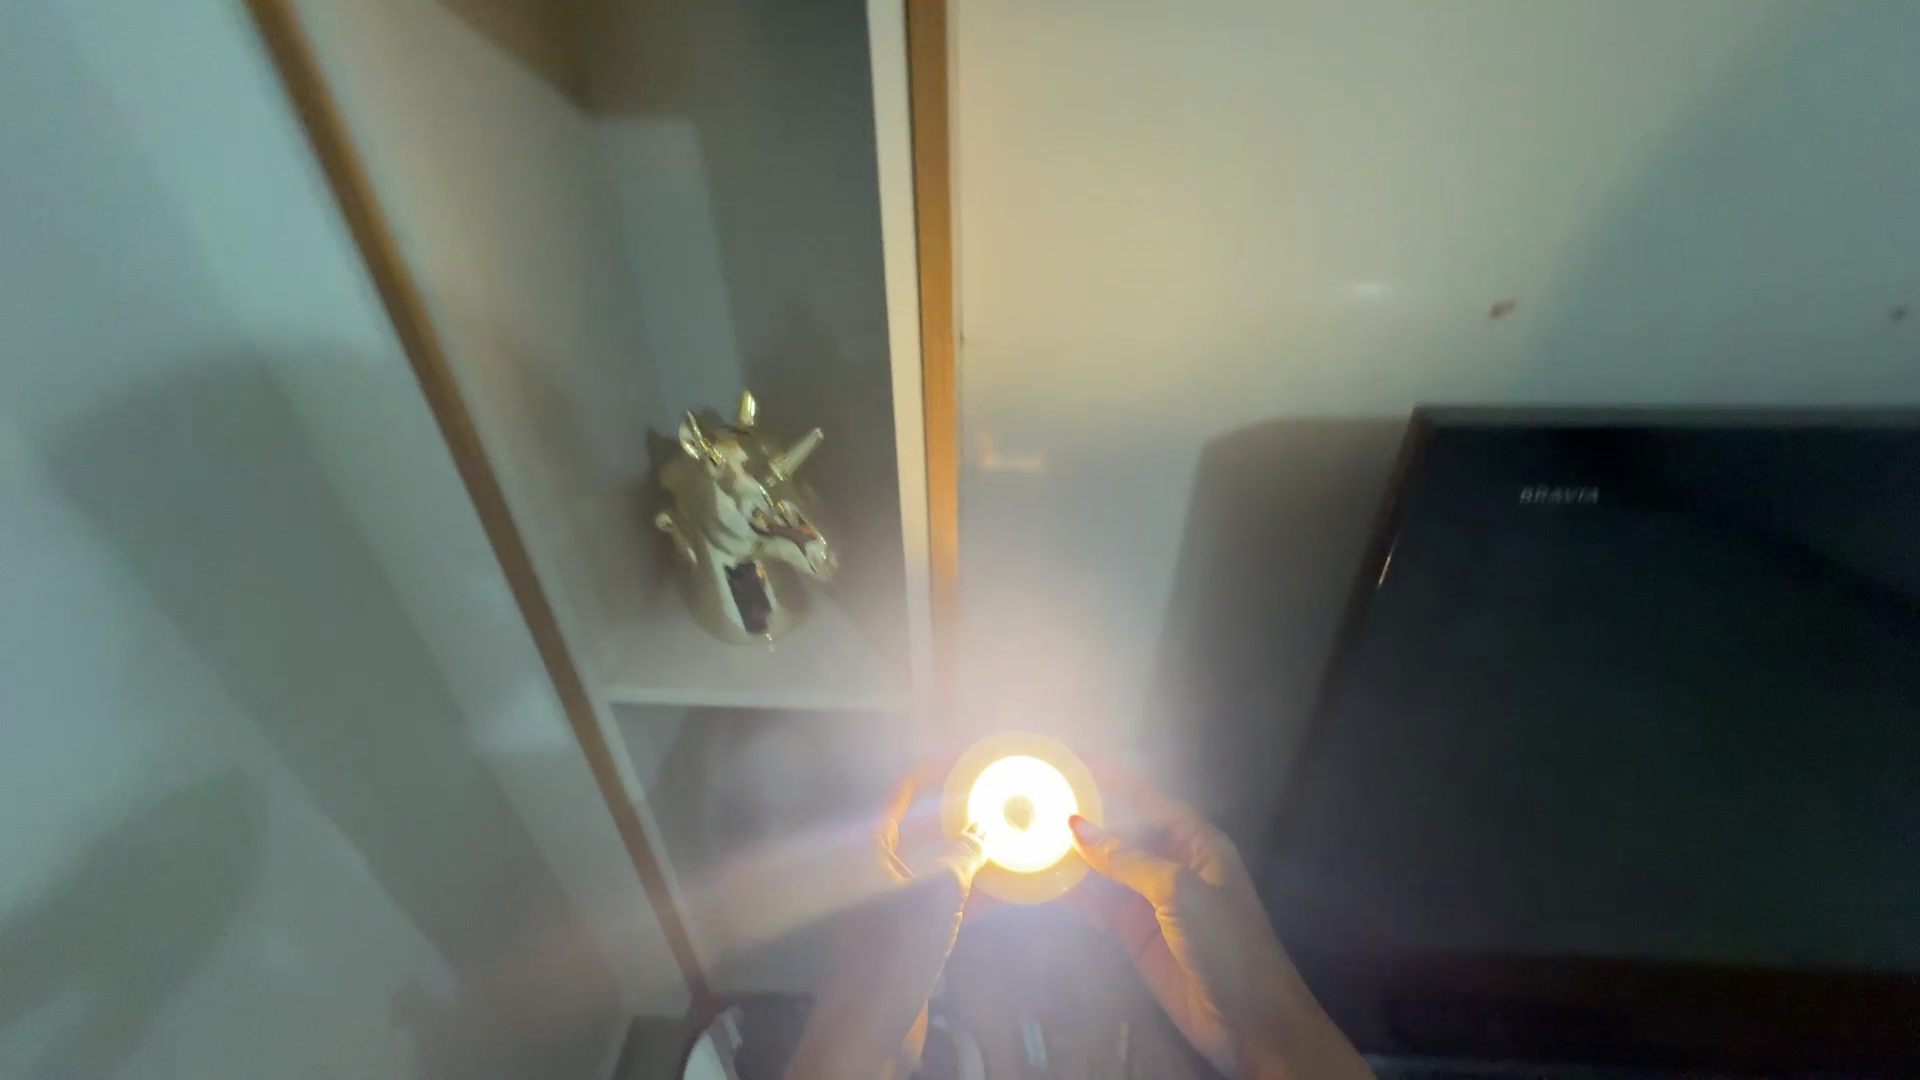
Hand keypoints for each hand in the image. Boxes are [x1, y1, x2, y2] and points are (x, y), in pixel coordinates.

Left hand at [786, 766, 986, 1079]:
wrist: (868, 1027)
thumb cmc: (895, 947)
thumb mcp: (938, 891)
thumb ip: (963, 854)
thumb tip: (983, 830)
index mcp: (870, 845)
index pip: (902, 790)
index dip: (933, 768)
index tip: (963, 756)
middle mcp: (875, 866)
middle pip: (920, 826)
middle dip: (958, 812)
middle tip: (994, 798)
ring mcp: (889, 900)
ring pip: (934, 864)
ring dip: (968, 853)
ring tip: (1006, 836)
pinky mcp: (903, 933)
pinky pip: (938, 899)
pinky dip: (967, 890)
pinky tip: (1002, 886)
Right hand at [1067, 770, 1370, 1079]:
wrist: (1252, 1024)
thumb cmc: (1228, 943)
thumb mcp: (1180, 891)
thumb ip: (1127, 859)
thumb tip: (1076, 826)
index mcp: (1195, 841)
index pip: (1147, 797)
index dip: (1113, 777)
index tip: (1076, 759)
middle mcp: (1171, 861)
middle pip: (1121, 829)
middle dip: (1086, 818)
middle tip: (1041, 802)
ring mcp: (1150, 897)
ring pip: (1104, 866)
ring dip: (1073, 855)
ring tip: (1032, 838)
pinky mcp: (1134, 930)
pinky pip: (1098, 902)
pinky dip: (1073, 893)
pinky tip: (1043, 884)